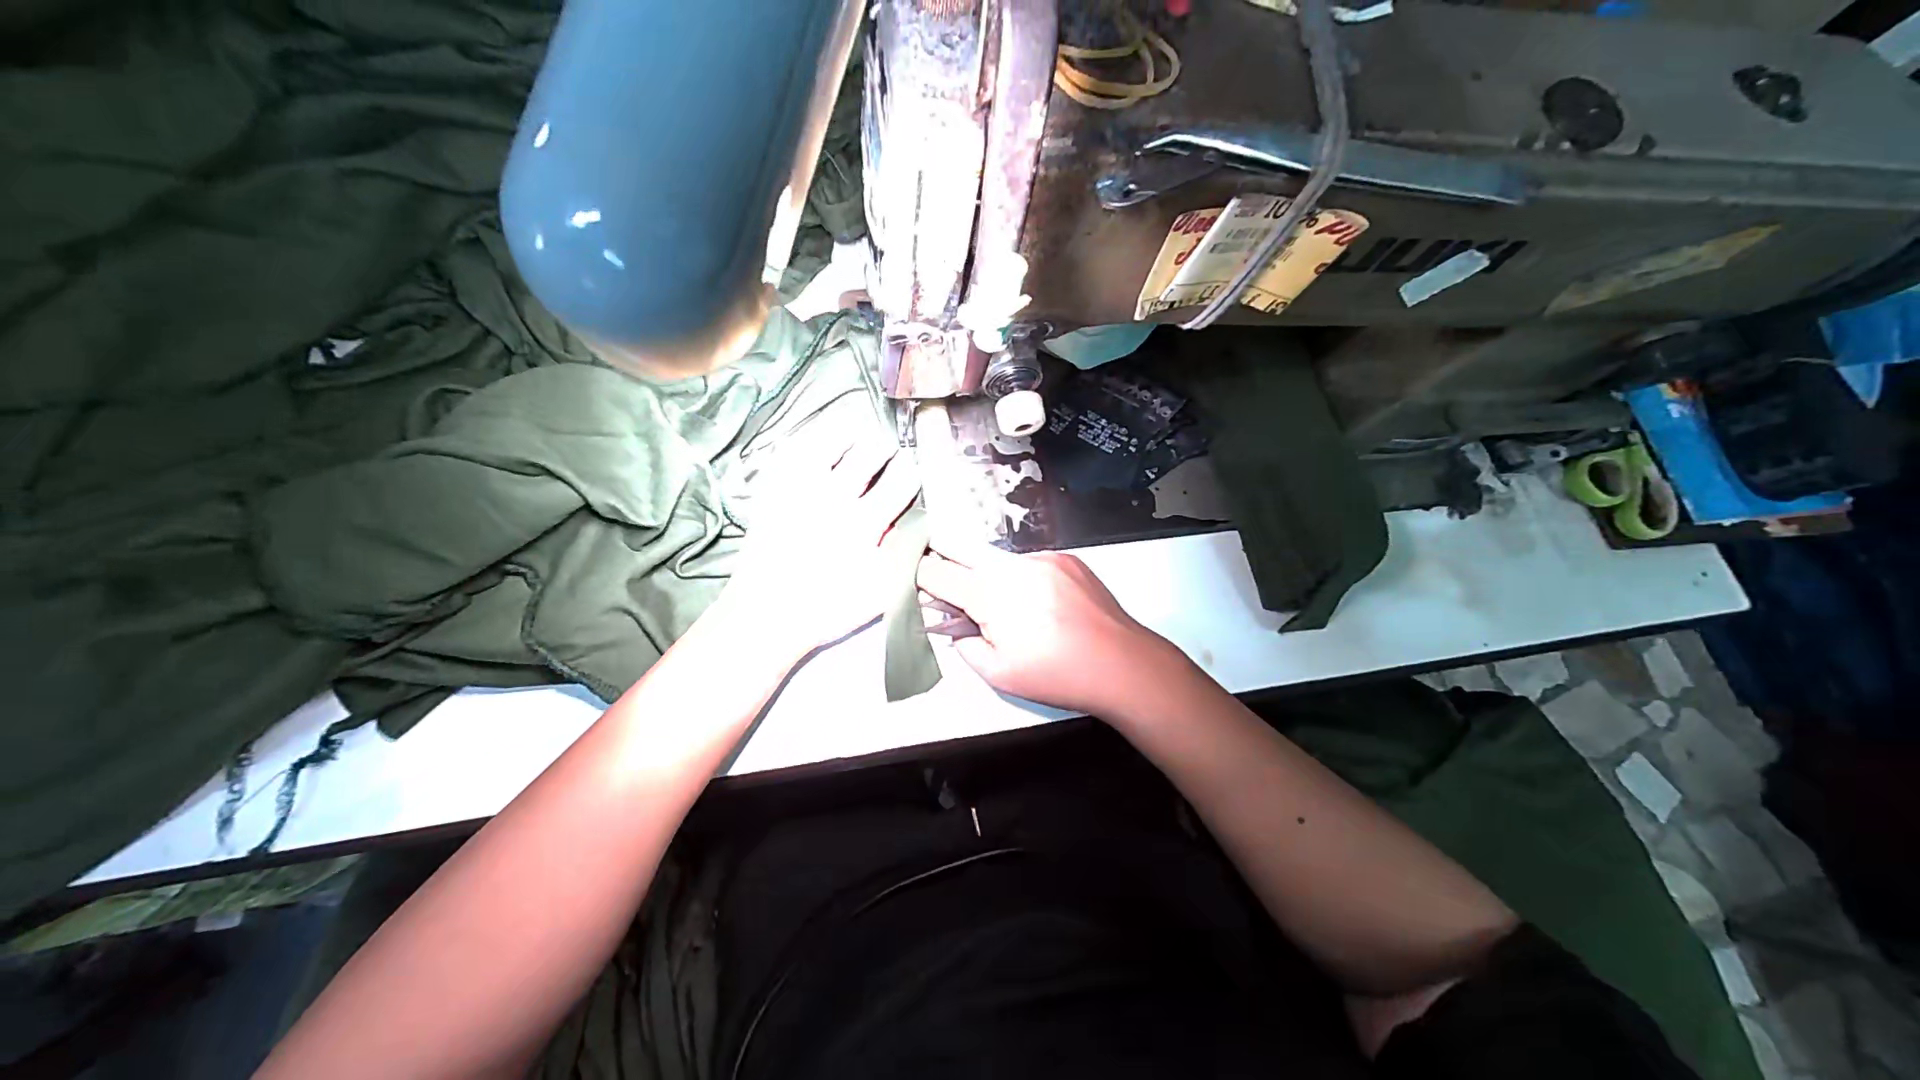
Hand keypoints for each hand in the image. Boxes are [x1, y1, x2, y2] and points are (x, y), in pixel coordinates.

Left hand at [713, 436, 919, 659]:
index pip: (903, 481)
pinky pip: (799, 446)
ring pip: (838, 440)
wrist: (769, 611)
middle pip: (873, 453)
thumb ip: (905, 554)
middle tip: (889, 452)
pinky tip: (829, 440)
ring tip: (861, 438)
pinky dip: (819, 436)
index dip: (912, 472)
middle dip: (887, 450)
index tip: (912, 471)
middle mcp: (837, 498)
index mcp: (867, 523)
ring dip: (856, 437)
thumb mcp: (881, 589)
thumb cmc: (829, 607)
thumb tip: (922, 524)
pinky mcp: (775, 486)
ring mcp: (802, 487)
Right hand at [915, 538, 1188, 716]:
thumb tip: (956, 628)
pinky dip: (1024, 579)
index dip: (919, 574)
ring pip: (999, 559)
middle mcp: (1014, 568)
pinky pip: (1030, 563)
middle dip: (947, 563)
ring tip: (1011, 612)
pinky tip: (1039, 606)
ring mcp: (1043, 559)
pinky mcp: (1065, 559)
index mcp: (991, 595)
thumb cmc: (1061, 674)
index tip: (913, 578)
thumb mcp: (999, 674)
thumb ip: (966, 646)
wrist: (1121, 663)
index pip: (937, 572)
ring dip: (991, 577)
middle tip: (942, 578)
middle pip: (962, 550)